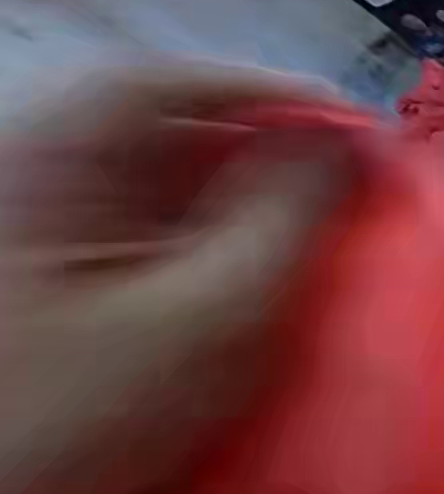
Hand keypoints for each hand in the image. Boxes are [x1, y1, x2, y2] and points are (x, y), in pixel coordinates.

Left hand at [0, 66, 349, 493]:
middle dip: (277, 135)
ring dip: (263, 174)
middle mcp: (34, 183)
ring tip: (331, 204)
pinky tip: (278, 239)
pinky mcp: (69, 260)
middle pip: (169, 119)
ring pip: (171, 162)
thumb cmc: (97, 410)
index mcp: (40, 179)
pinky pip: (164, 205)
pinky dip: (235, 210)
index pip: (155, 83)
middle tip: (357, 168)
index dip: (266, 87)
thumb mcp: (216, 307)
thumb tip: (356, 141)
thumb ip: (292, 210)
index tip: (357, 124)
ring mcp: (48, 223)